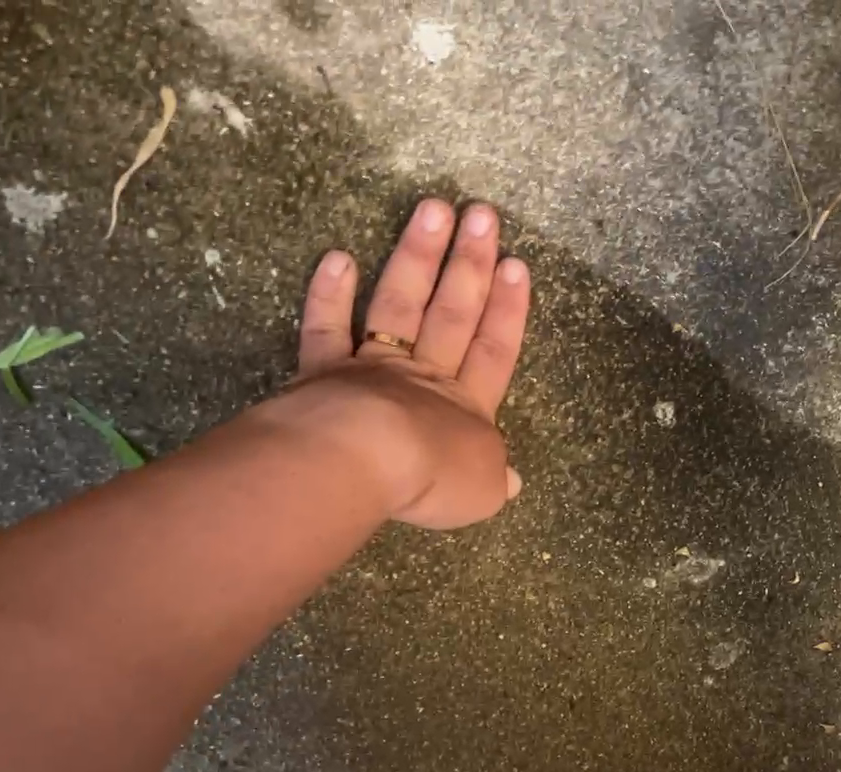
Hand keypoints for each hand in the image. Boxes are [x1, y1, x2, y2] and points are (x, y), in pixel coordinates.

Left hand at [280, 198, 530, 529]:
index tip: (517, 264)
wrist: (362, 463)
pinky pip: (326, 328)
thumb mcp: (482, 493)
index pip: (496, 349)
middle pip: (453, 312)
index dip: (509, 309)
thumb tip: (514, 481)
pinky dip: (330, 294)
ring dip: (418, 257)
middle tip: (482, 214)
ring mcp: (374, 368)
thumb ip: (496, 479)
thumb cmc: (433, 478)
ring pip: (401, 304)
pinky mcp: (323, 371)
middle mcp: (426, 377)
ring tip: (432, 208)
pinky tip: (338, 257)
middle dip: (472, 263)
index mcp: (468, 407)